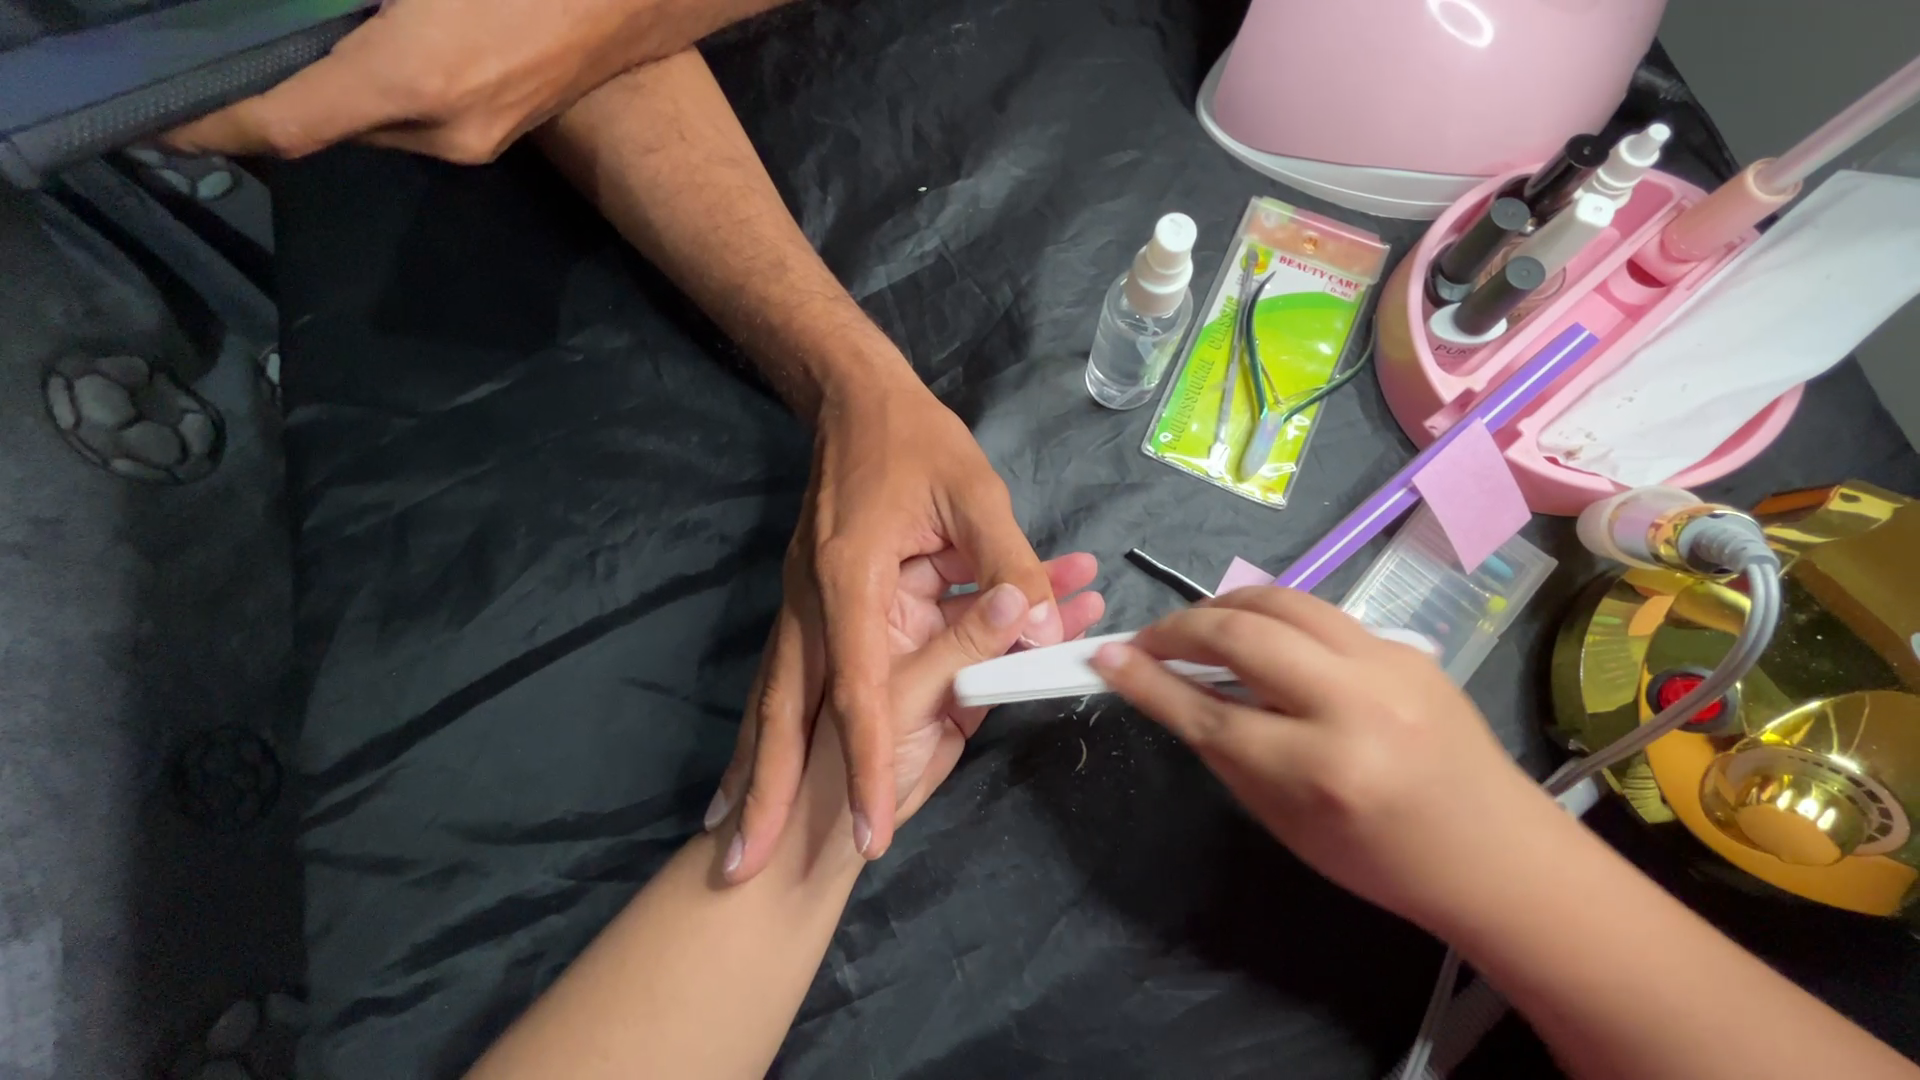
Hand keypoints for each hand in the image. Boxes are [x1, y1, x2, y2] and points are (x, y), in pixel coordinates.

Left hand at [165, 0, 783, 162]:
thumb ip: (342, 8)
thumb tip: (302, 20)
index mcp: (417, 82)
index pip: (281, 124)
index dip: (205, 127)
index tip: (141, 122)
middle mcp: (443, 130)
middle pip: (321, 128)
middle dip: (258, 99)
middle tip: (206, 51)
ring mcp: (475, 139)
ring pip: (366, 125)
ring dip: (317, 92)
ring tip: (282, 45)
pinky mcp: (497, 132)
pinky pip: (408, 121)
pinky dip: (366, 92)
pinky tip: (365, 50)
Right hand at [712, 384, 1068, 882]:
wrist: (855, 397)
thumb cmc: (916, 440)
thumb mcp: (976, 495)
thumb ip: (1007, 564)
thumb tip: (1041, 633)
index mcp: (850, 578)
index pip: (859, 688)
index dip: (865, 762)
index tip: (869, 830)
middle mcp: (809, 600)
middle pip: (782, 706)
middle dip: (763, 787)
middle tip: (740, 867)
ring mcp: (796, 599)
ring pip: (769, 694)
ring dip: (748, 764)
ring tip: (725, 833)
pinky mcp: (800, 596)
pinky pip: (779, 673)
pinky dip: (757, 725)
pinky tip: (739, 764)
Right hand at [1088, 587, 1555, 929]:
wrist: (1496, 854)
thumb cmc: (1376, 857)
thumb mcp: (1281, 816)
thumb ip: (1219, 742)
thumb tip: (1158, 685)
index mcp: (1321, 769)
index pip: (1208, 711)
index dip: (1146, 680)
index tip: (1105, 657)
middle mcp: (1356, 704)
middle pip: (1240, 634)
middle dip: (1177, 628)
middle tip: (1146, 642)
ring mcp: (1389, 664)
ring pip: (1279, 600)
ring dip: (1220, 606)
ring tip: (1193, 628)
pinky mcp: (1405, 645)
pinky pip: (1316, 612)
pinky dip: (1267, 615)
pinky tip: (1253, 636)